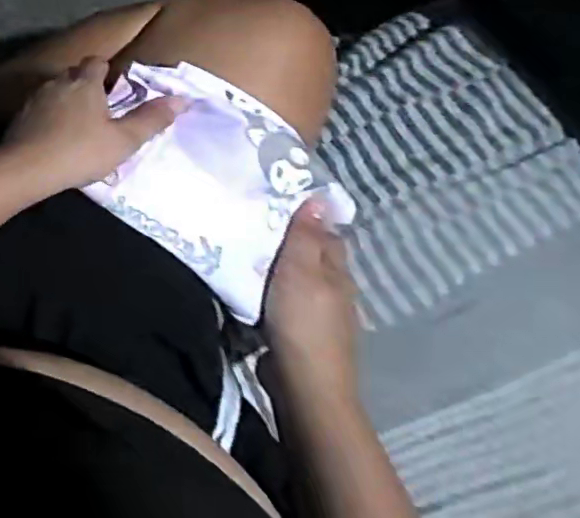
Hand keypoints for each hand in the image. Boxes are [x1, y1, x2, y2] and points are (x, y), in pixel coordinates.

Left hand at [2, 57, 183, 191]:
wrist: (26, 166)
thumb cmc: (80, 151)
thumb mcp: (123, 140)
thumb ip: (151, 119)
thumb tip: (181, 99)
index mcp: (84, 82)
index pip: (96, 61)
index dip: (106, 70)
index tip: (116, 86)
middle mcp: (58, 82)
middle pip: (74, 73)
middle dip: (87, 83)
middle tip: (101, 107)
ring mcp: (35, 96)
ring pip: (56, 89)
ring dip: (67, 99)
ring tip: (79, 122)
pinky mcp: (20, 113)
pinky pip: (40, 106)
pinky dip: (50, 114)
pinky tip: (55, 134)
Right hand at [263, 200, 359, 402]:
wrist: (304, 384)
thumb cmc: (302, 320)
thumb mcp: (300, 270)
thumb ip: (306, 235)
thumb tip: (320, 197)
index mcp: (337, 270)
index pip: (325, 232)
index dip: (305, 214)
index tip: (272, 195)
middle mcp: (334, 288)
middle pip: (311, 254)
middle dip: (287, 237)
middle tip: (249, 215)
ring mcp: (318, 312)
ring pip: (296, 275)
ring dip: (277, 262)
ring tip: (242, 244)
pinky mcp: (299, 330)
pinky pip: (283, 296)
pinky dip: (269, 285)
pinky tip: (249, 282)